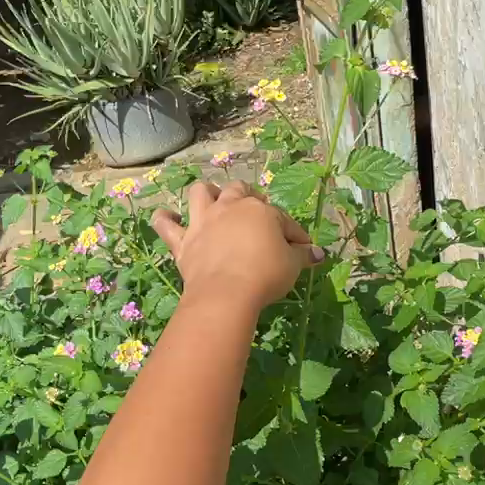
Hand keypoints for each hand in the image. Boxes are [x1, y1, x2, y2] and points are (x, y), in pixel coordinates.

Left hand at [151, 181, 323, 310]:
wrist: (227, 292)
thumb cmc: (266, 274)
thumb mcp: (292, 265)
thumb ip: (304, 256)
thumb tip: (320, 254)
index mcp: (261, 211)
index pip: (282, 219)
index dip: (294, 234)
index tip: (302, 249)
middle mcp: (230, 207)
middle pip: (239, 192)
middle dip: (248, 198)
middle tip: (254, 215)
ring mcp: (204, 221)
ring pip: (201, 192)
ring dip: (208, 194)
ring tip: (213, 203)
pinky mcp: (183, 240)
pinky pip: (166, 224)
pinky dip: (164, 219)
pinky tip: (166, 217)